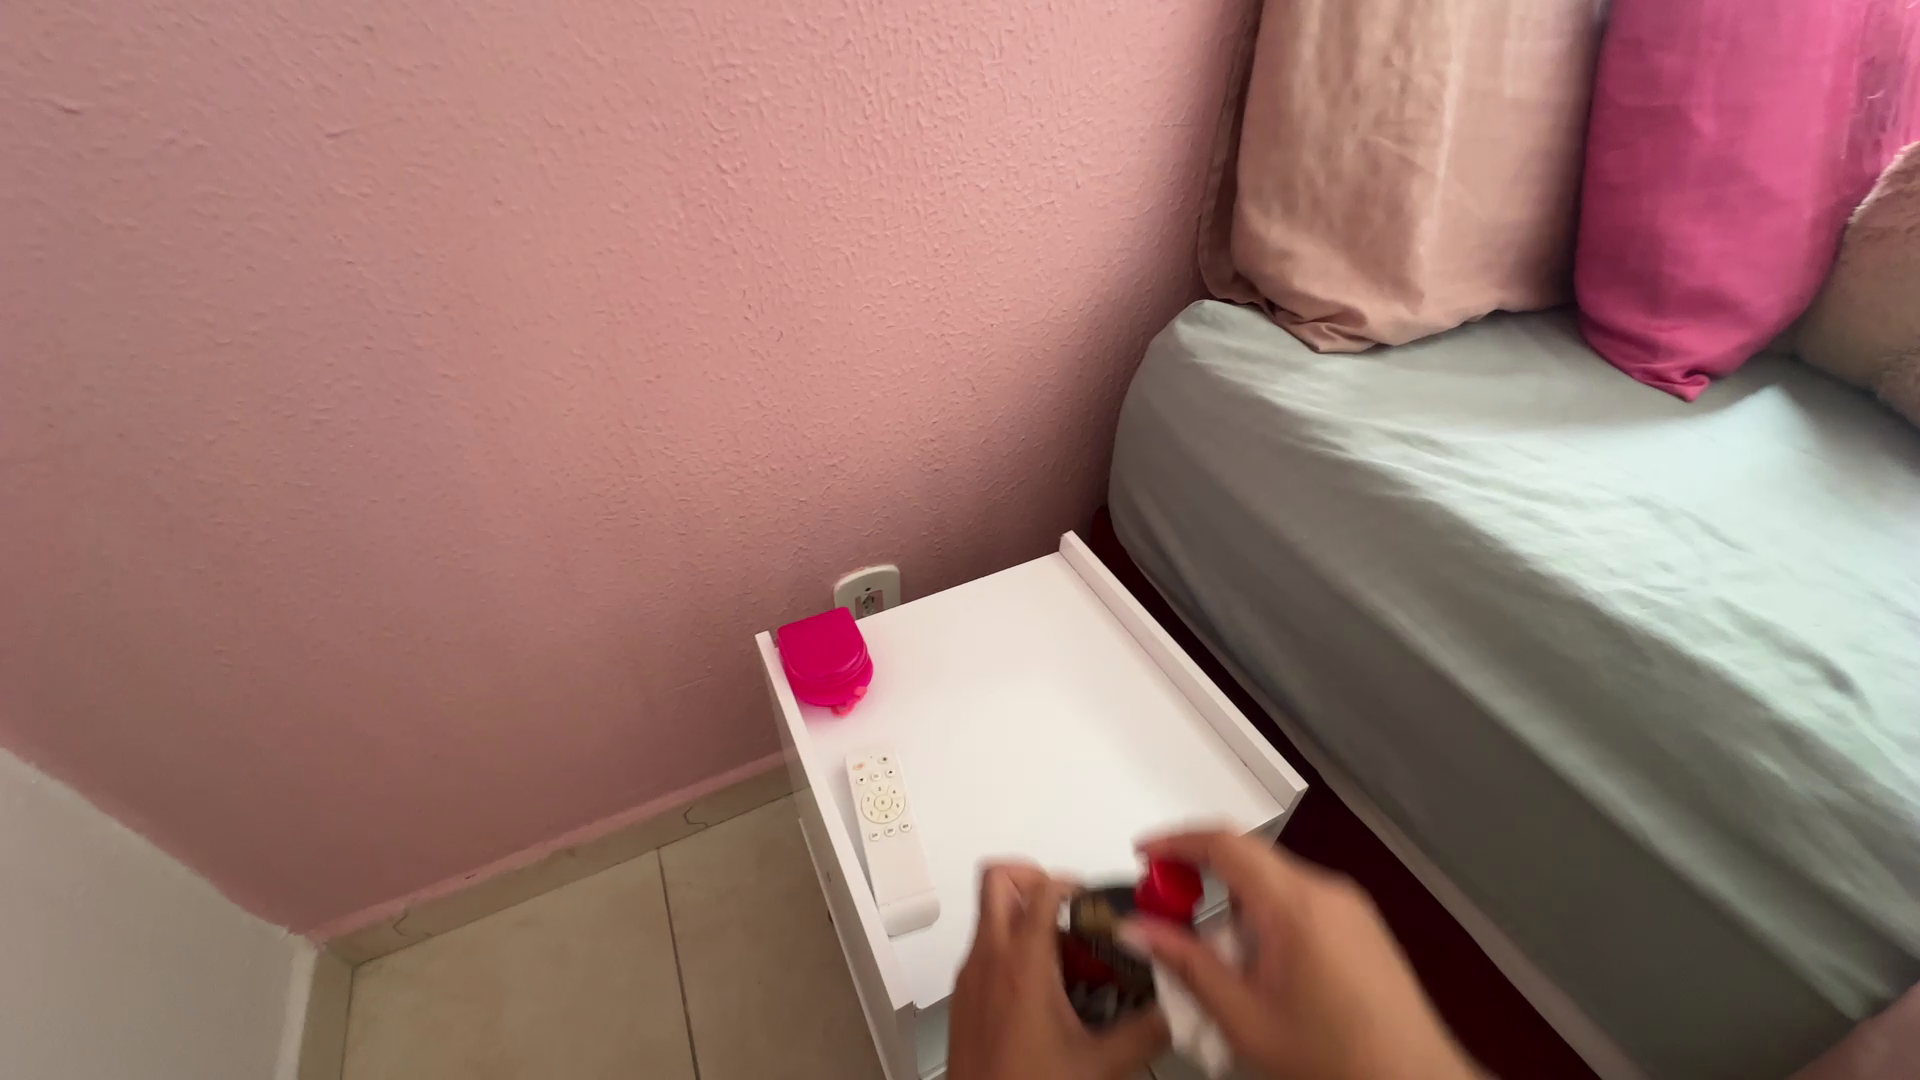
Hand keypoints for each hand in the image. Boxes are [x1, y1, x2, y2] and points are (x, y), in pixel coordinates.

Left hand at [948, 862, 1168, 1079]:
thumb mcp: (1098, 1067)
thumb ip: (1143, 1033)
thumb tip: (1171, 1011)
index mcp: (1022, 962)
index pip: (1040, 889)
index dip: (1068, 882)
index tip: (1090, 901)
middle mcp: (989, 957)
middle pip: (996, 878)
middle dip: (1030, 876)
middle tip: (1062, 900)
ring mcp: (969, 974)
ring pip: (988, 913)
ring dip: (1021, 914)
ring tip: (1061, 949)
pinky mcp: (962, 995)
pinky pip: (983, 948)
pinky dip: (1009, 947)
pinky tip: (1041, 988)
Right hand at [1121, 831, 1481, 1079]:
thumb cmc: (1331, 1060)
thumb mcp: (1243, 1017)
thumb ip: (1184, 963)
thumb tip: (1133, 929)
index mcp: (1294, 904)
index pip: (1224, 842)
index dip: (1176, 841)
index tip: (1143, 856)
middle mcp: (1324, 888)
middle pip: (1247, 856)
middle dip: (1199, 872)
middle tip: (1166, 905)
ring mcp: (1348, 903)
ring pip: (1271, 877)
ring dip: (1233, 897)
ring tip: (1215, 949)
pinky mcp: (1362, 921)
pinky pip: (1298, 895)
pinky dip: (1263, 910)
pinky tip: (1259, 959)